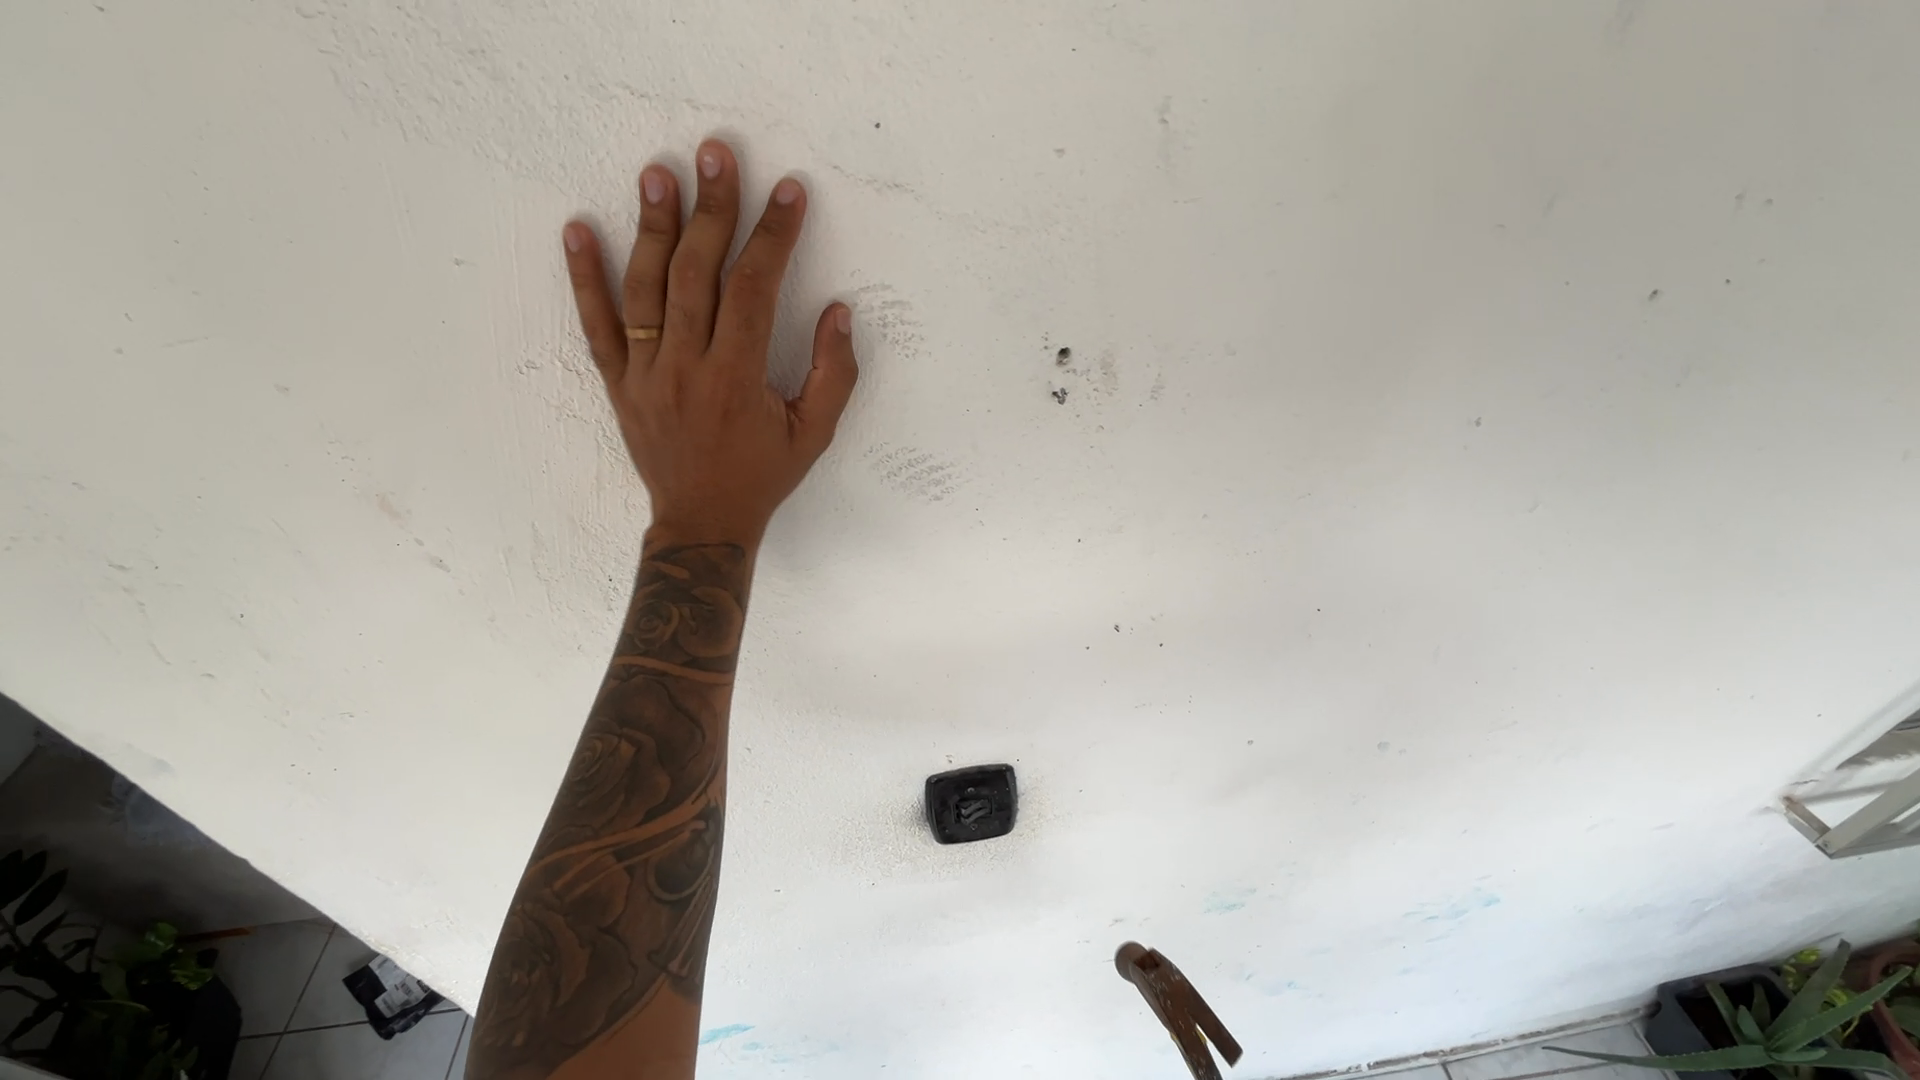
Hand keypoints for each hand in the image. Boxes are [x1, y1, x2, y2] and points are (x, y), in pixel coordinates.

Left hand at [561, 139, 857, 546]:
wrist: (702, 523)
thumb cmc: (762, 477)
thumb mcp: (815, 435)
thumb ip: (835, 374)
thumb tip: (839, 312)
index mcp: (737, 379)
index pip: (754, 290)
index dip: (773, 237)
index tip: (788, 194)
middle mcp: (686, 368)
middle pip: (697, 274)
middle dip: (712, 210)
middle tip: (718, 154)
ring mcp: (644, 373)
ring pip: (645, 288)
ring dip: (652, 227)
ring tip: (659, 173)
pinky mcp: (618, 382)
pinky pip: (596, 324)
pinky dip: (584, 277)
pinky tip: (578, 230)